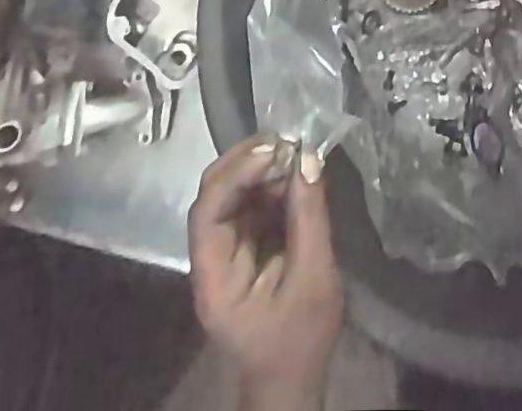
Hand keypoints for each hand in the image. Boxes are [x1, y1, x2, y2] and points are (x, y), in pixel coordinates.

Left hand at [191, 136, 343, 410]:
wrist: (295, 380)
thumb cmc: (301, 338)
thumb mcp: (314, 278)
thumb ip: (309, 217)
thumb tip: (308, 158)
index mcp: (212, 278)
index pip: (207, 213)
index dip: (236, 175)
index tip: (275, 152)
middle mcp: (210, 258)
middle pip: (214, 196)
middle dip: (246, 163)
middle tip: (286, 141)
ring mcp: (227, 250)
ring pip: (233, 194)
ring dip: (262, 169)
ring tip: (295, 153)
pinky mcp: (247, 245)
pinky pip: (253, 203)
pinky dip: (273, 183)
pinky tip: (295, 172)